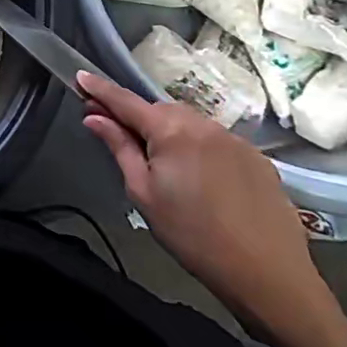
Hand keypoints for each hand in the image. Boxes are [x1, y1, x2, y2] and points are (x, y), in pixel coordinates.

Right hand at [78, 71, 333, 332]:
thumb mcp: (143, 193)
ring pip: (190, 125)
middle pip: (160, 111)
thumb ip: (119, 148)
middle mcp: (203, 123)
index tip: (81, 76)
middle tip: (125, 143)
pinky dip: (201, 150)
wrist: (265, 271)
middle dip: (140, 120)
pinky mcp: (256, 156)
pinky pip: (216, 142)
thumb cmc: (191, 234)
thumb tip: (94, 117)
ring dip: (172, 135)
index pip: (126, 100)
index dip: (100, 89)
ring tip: (170, 171)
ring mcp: (234, 138)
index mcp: (171, 130)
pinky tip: (204, 183)